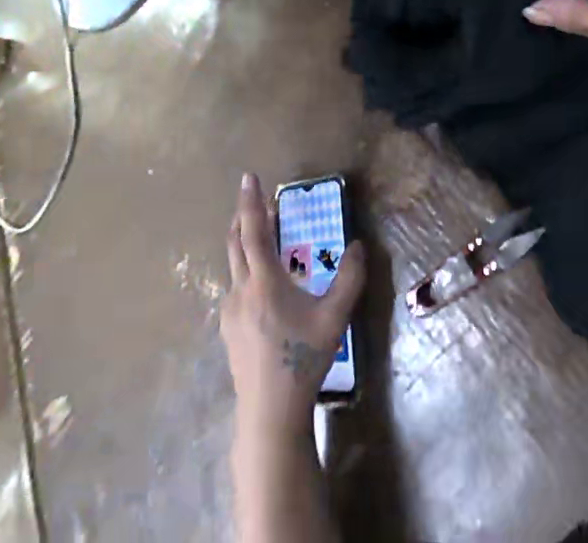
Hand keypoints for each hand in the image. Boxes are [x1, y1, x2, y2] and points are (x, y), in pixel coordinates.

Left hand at [221, 173, 364, 438]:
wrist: (270, 409)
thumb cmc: (303, 358)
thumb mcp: (334, 318)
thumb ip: (349, 279)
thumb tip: (359, 246)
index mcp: (263, 281)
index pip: (252, 230)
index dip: (250, 202)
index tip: (248, 177)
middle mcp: (240, 289)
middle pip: (235, 242)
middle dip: (242, 216)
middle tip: (253, 200)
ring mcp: (229, 310)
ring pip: (233, 266)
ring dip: (243, 244)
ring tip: (260, 238)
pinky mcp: (228, 328)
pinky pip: (235, 289)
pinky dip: (245, 272)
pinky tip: (262, 289)